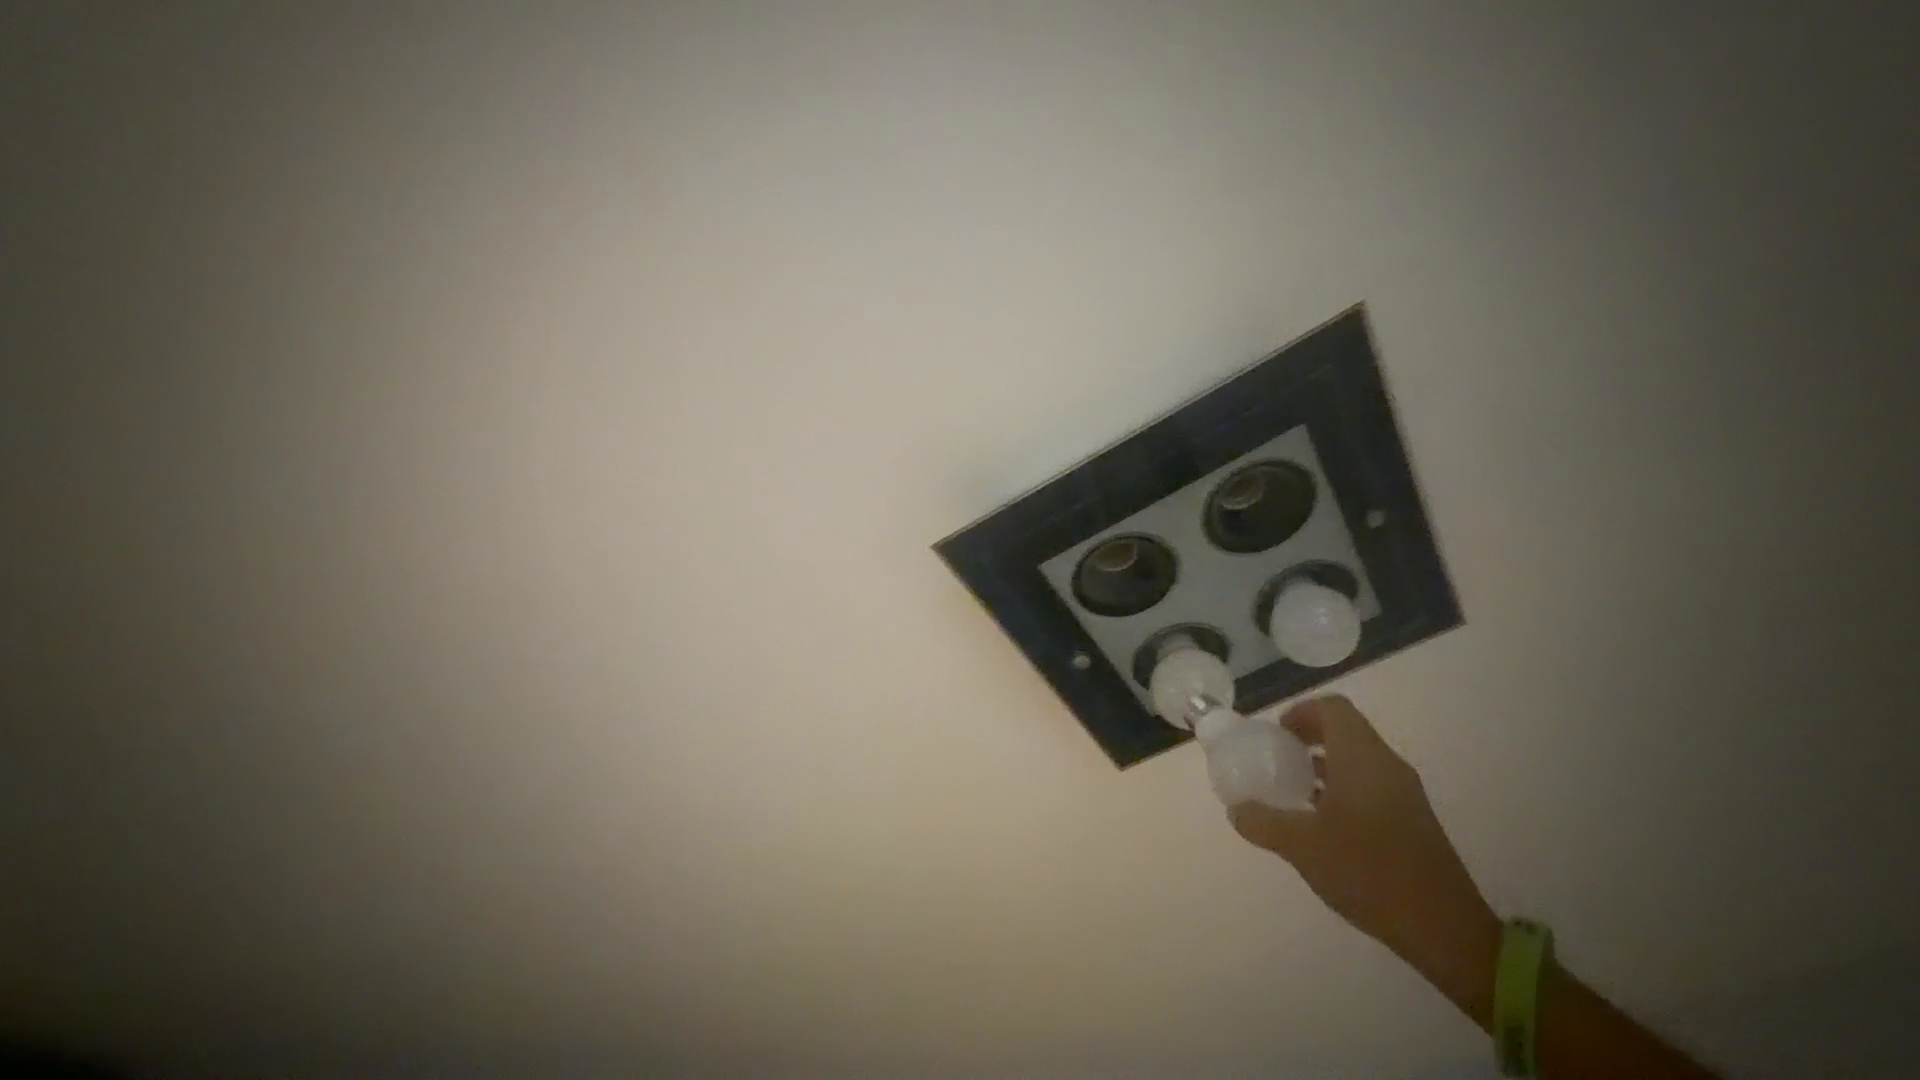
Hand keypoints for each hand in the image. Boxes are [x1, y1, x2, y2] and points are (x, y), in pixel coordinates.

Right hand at [1230, 696, 1500, 1015]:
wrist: (1440, 924)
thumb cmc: (1367, 870)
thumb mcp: (1301, 846)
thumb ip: (1263, 822)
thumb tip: (1237, 809)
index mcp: (1361, 758)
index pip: (1332, 709)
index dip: (1300, 712)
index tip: (1275, 734)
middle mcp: (1386, 765)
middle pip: (1345, 731)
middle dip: (1307, 739)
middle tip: (1276, 760)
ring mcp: (1403, 793)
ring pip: (1358, 760)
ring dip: (1323, 766)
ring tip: (1290, 792)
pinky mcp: (1411, 819)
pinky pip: (1369, 786)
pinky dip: (1341, 789)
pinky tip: (1320, 824)